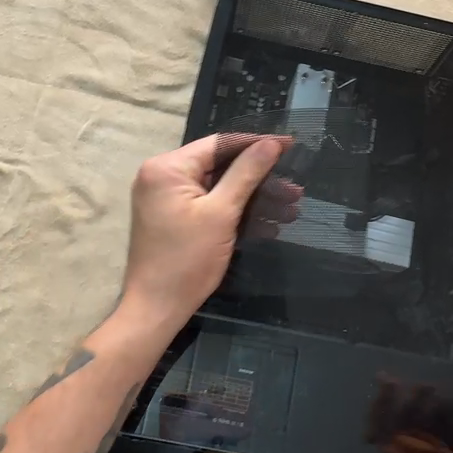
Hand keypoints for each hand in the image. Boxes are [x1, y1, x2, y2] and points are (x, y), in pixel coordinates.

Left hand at [119, 134, 297, 329]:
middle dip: (261, 178)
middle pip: (221, 166)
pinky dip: (236, 212)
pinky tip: (269, 225)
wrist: (156, 309)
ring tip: (291, 209)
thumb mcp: (221, 213)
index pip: (219, 144)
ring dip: (254, 198)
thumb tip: (271, 143)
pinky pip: (210, 205)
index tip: (289, 145)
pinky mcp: (174, 218)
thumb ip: (247, 173)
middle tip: (295, 188)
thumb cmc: (187, 259)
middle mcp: (163, 176)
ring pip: (220, 187)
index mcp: (167, 168)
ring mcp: (167, 198)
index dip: (256, 144)